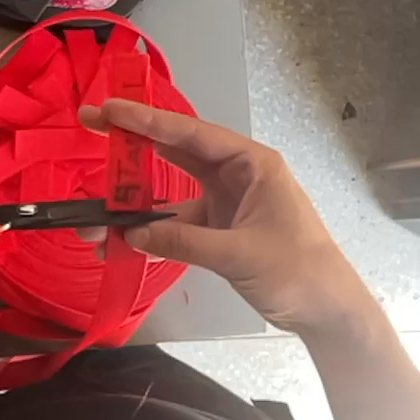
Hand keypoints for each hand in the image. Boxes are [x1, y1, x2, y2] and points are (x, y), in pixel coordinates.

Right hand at [79, 99, 375, 336]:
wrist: (328, 310)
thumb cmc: (298, 271)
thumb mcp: (239, 254)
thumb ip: (183, 241)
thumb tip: (129, 235)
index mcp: (251, 164)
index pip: (191, 134)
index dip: (147, 120)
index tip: (108, 109)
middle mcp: (236, 175)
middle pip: (176, 150)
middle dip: (133, 143)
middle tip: (92, 123)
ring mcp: (226, 202)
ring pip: (171, 191)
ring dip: (136, 200)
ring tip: (95, 209)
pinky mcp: (219, 230)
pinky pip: (177, 224)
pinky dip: (152, 233)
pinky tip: (122, 242)